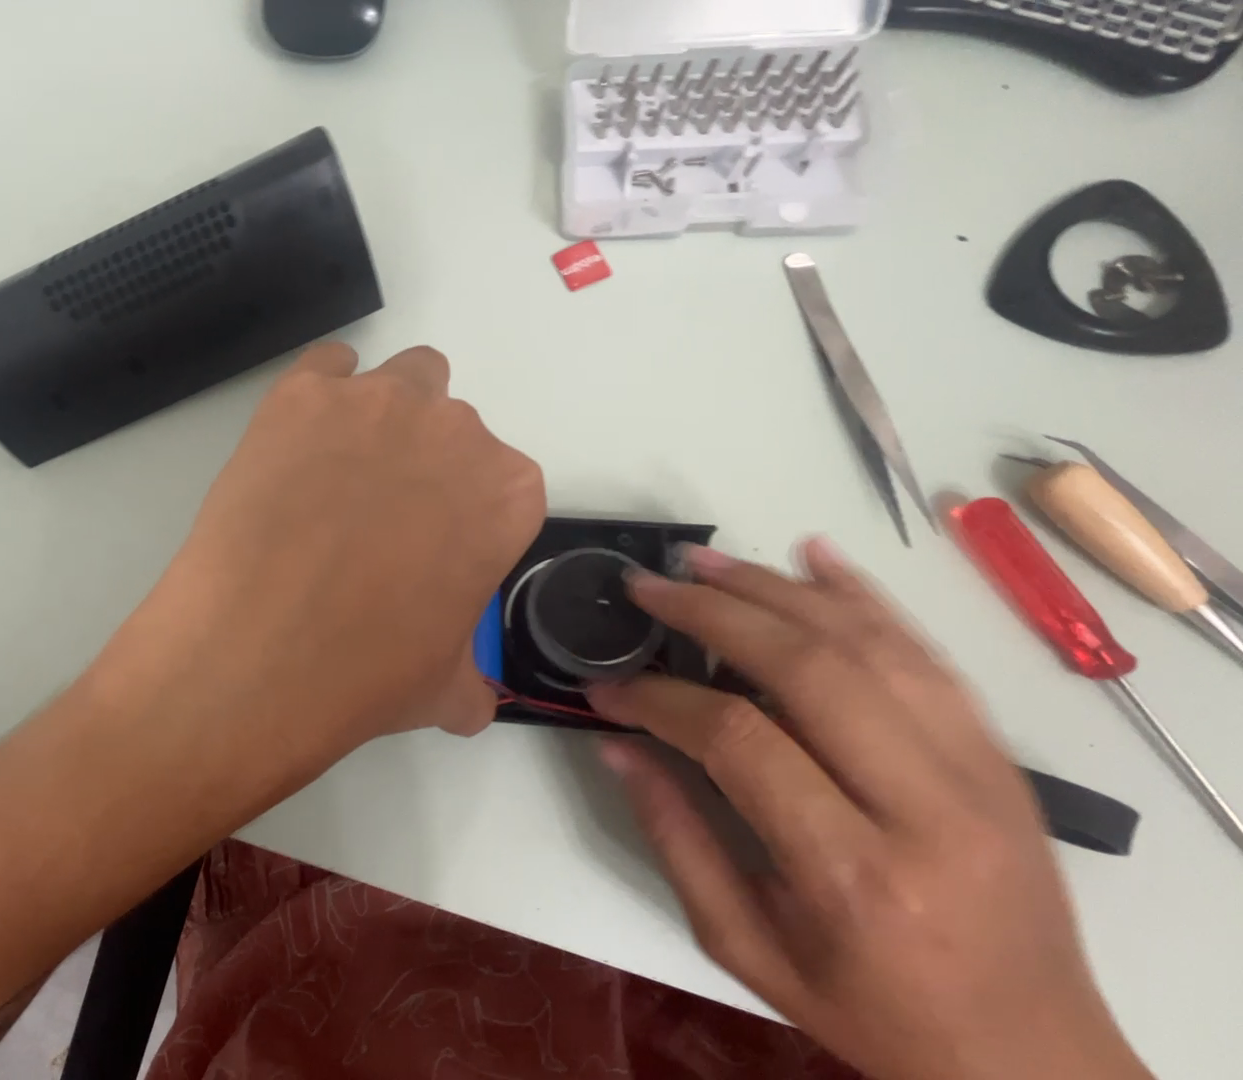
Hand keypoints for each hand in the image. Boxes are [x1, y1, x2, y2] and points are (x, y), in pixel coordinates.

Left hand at [91, 343, 543, 758]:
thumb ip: (471, 678)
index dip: (461, 516)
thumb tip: (471, 699)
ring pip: (401, 381)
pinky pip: (326, 365)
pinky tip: (296, 440)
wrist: (258, 651)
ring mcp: (376, 402)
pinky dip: (318, 394)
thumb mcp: (442, 688)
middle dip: (421, 465)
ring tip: (335, 473)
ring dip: (382, 416)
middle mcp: (455, 431)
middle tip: (373, 519)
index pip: (500, 485)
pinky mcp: (301, 394)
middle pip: (450, 428)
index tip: (428, 546)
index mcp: (506, 493)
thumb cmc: (366, 671)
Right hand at [585, 540, 1150, 1079]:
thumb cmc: (870, 1008)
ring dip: (775, 588)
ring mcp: (978, 770)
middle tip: (645, 586)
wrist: (1026, 1049)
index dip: (659, 699)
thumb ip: (675, 838)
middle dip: (712, 612)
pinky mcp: (999, 754)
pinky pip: (926, 653)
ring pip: (868, 644)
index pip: (739, 740)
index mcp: (853, 870)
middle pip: (808, 669)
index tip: (606, 687)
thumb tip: (618, 744)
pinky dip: (864, 595)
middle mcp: (926, 806)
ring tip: (701, 560)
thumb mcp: (745, 944)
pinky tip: (812, 555)